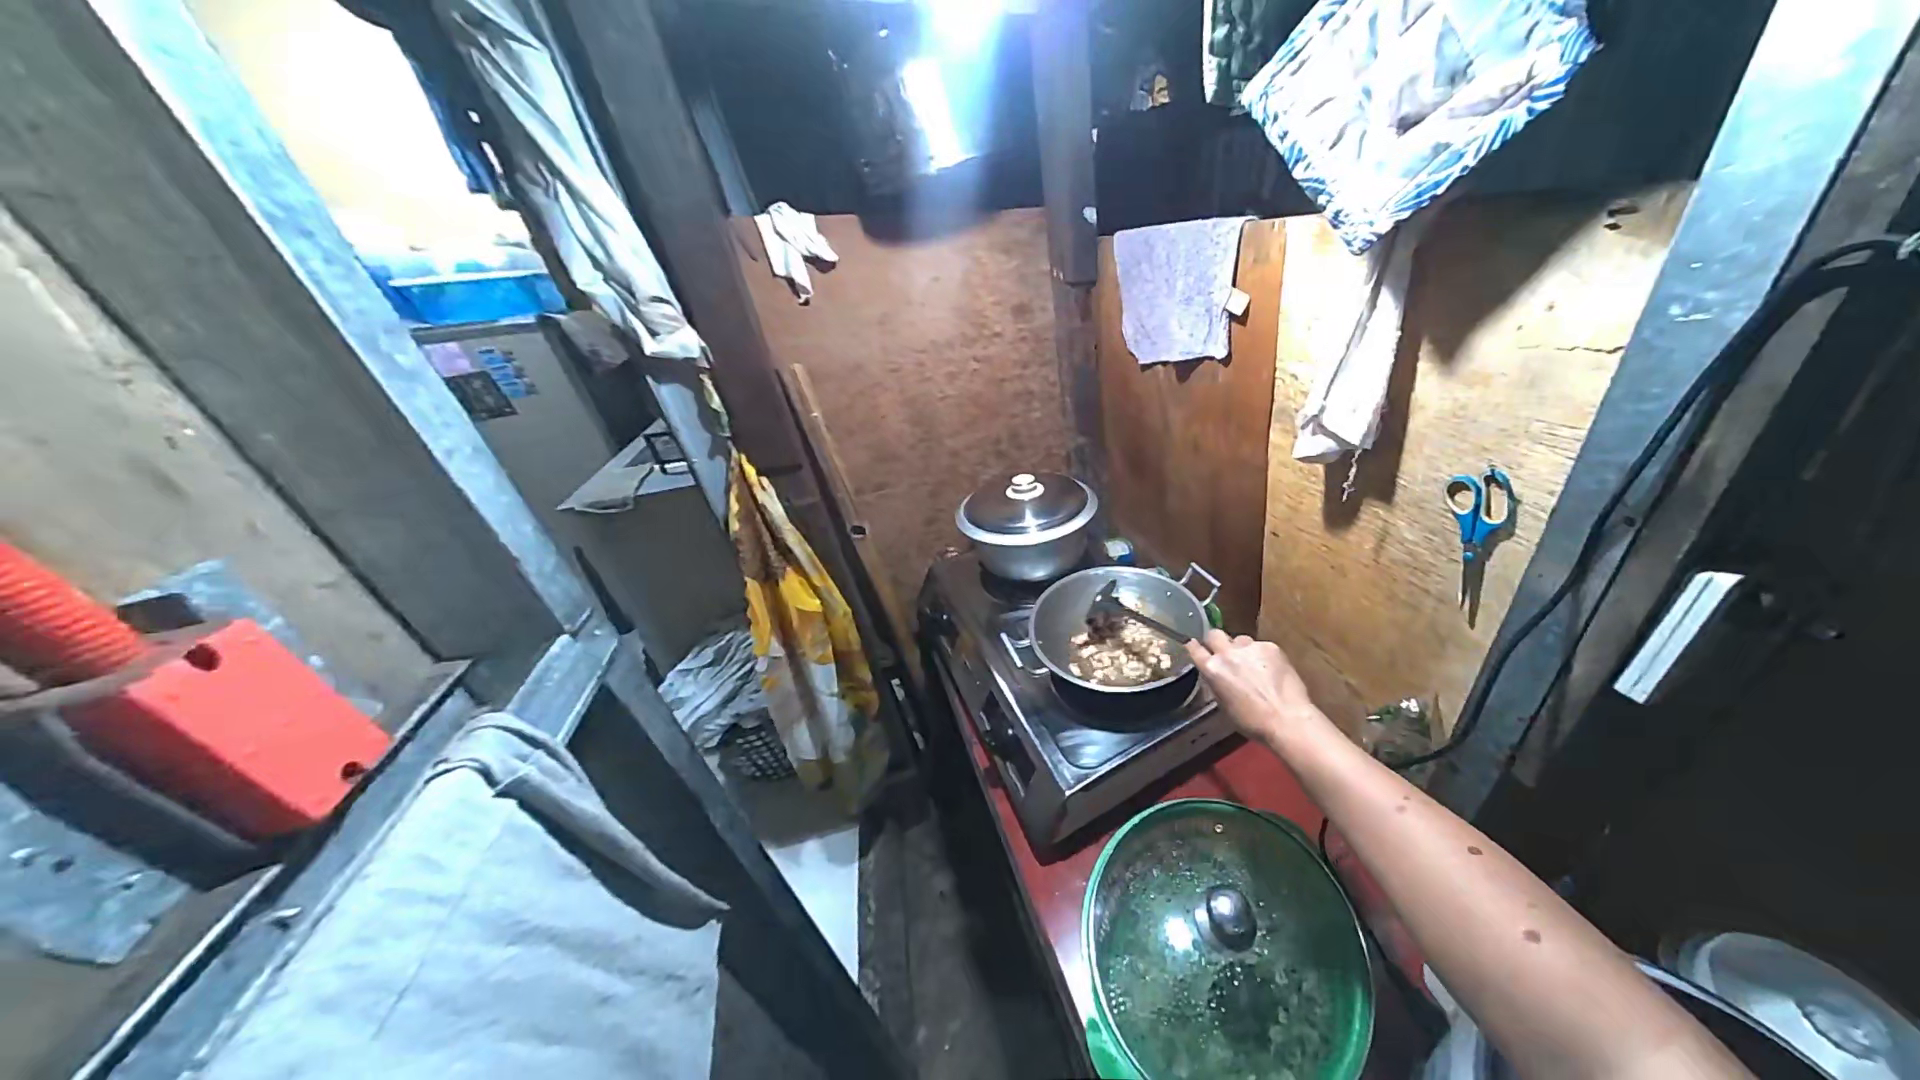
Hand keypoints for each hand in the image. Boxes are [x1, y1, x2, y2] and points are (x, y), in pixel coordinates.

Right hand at [1185, 630, 1320, 743]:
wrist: (1287, 720)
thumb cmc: (1252, 722)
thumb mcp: (1223, 704)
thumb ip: (1215, 682)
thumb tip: (1216, 674)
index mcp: (1212, 669)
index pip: (1194, 647)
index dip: (1194, 646)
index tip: (1195, 646)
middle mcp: (1227, 654)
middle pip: (1214, 634)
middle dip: (1216, 641)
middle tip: (1224, 653)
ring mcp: (1249, 648)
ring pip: (1239, 639)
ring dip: (1241, 649)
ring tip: (1252, 664)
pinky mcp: (1270, 646)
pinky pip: (1260, 646)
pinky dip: (1262, 655)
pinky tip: (1271, 670)